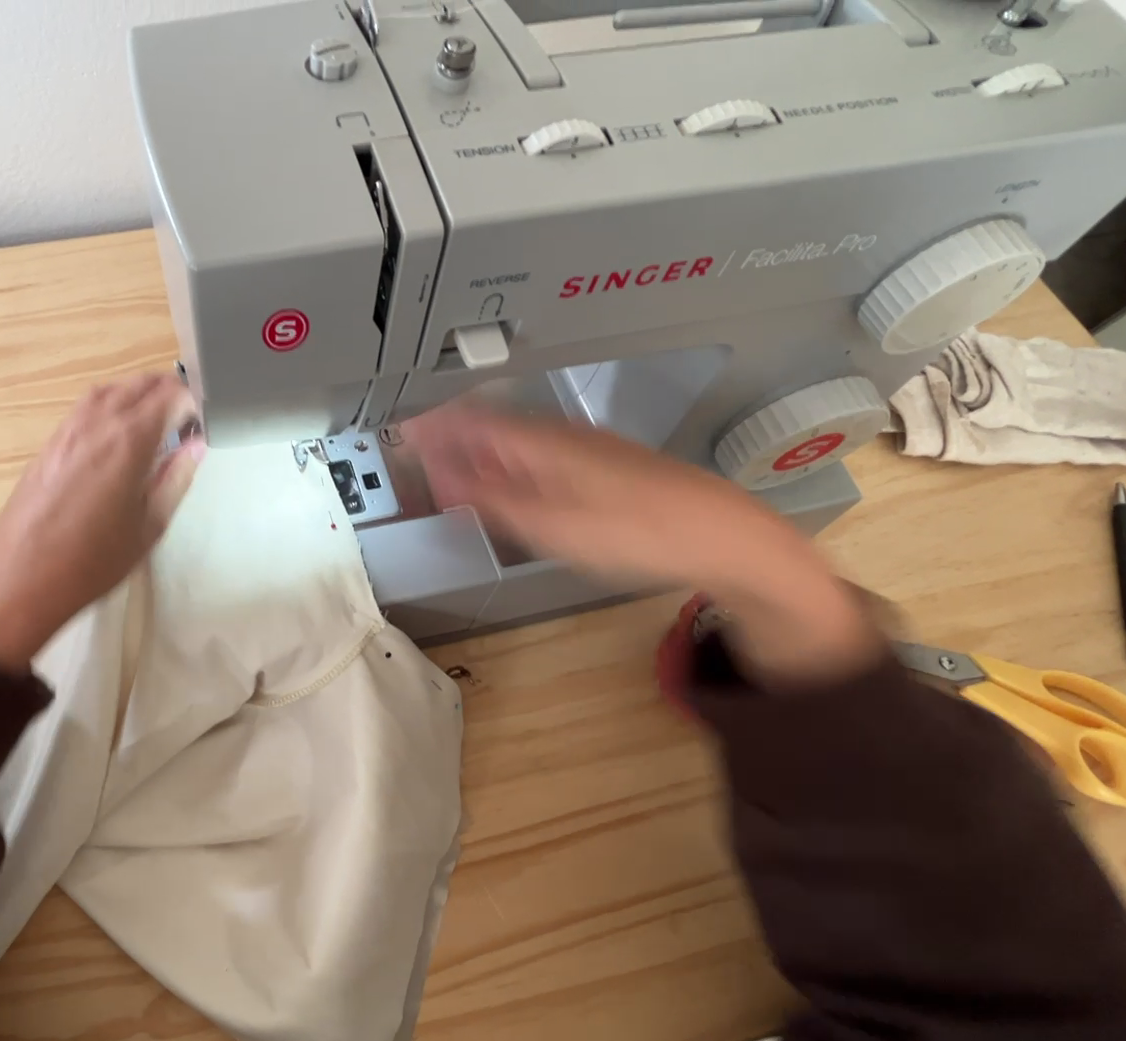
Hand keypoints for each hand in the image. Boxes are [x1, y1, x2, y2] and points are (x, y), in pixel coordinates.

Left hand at [0, 373, 203, 671]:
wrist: (19, 581)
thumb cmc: (93, 562)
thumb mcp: (150, 526)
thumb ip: (176, 477)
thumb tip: (195, 445)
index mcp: (128, 439)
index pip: (172, 395)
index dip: (196, 402)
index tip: (207, 423)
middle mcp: (97, 422)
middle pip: (141, 384)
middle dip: (171, 393)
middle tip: (190, 420)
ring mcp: (68, 428)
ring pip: (112, 390)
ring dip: (140, 395)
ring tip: (159, 422)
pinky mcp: (49, 443)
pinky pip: (88, 407)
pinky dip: (113, 406)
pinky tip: (121, 435)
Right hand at [404, 405, 881, 687]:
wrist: (721, 535)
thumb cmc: (637, 531)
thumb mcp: (549, 524)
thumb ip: (490, 498)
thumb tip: (441, 474)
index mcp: (540, 441)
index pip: (470, 421)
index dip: (434, 425)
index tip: (404, 431)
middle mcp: (561, 434)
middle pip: (493, 427)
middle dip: (453, 438)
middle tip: (423, 454)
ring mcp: (587, 448)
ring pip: (519, 441)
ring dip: (483, 452)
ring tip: (459, 472)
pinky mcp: (607, 466)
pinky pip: (543, 455)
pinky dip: (514, 466)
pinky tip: (518, 488)